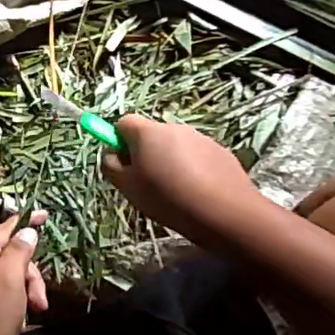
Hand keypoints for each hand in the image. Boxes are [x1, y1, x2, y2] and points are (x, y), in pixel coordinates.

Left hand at [0, 211, 47, 334]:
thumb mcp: (11, 277)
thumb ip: (19, 250)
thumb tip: (27, 230)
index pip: (4, 229)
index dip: (26, 222)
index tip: (45, 215)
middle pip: (12, 255)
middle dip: (30, 274)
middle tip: (39, 299)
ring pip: (12, 274)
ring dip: (28, 290)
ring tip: (35, 310)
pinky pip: (5, 289)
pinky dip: (18, 299)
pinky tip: (22, 317)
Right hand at [100, 115, 267, 247]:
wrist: (223, 211)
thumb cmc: (166, 197)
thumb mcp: (127, 186)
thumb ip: (111, 165)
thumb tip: (111, 153)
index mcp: (148, 132)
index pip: (124, 122)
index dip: (118, 141)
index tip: (123, 163)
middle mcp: (174, 128)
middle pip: (150, 134)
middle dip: (145, 153)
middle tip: (146, 182)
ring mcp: (200, 138)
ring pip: (174, 146)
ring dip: (169, 161)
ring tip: (173, 191)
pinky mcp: (220, 152)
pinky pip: (196, 156)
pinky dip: (191, 169)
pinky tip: (194, 192)